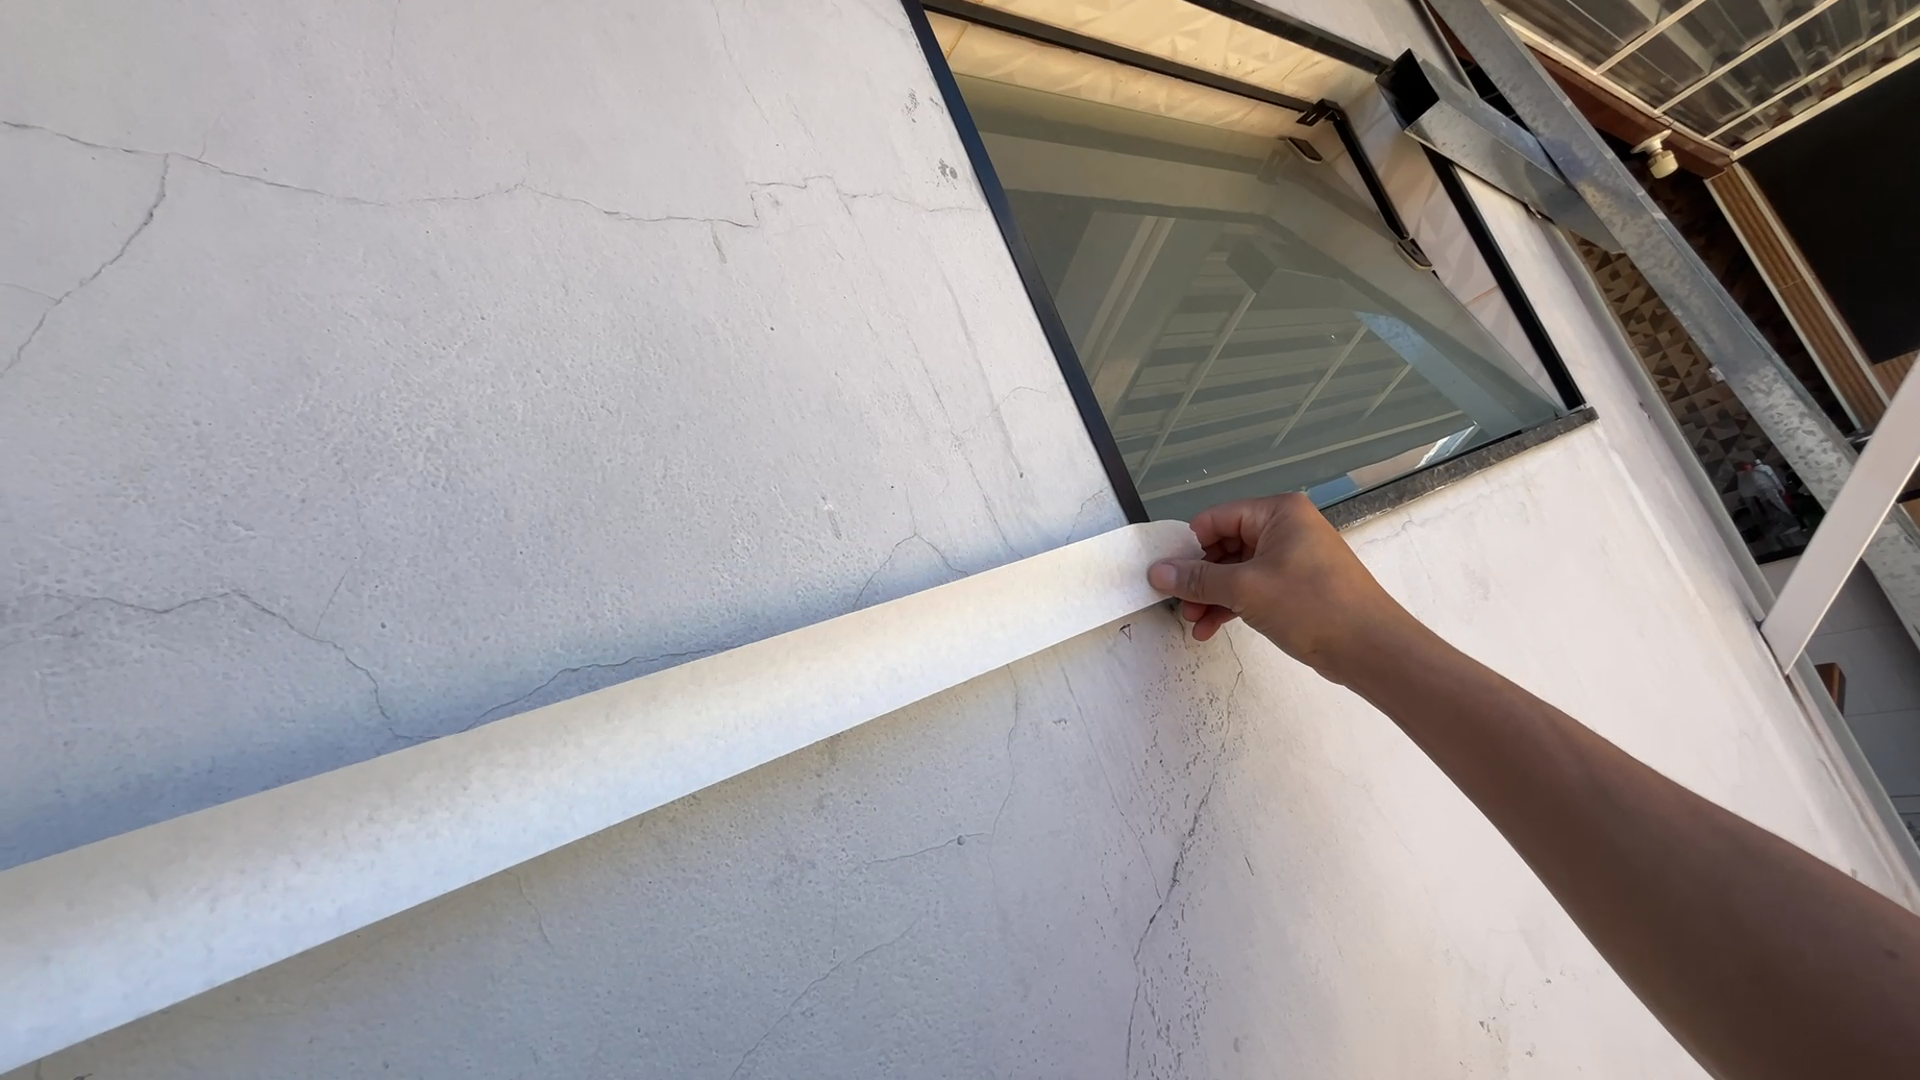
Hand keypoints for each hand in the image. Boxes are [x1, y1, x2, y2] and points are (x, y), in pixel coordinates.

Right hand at [1146, 494, 1421, 684]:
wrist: (1372, 649)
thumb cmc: (1312, 606)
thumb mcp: (1245, 590)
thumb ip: (1197, 579)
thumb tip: (1157, 572)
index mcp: (1277, 512)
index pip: (1215, 519)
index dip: (1187, 547)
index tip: (1166, 575)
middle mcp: (1285, 528)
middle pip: (1223, 545)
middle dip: (1199, 578)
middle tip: (1179, 604)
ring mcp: (1292, 557)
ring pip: (1235, 570)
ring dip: (1211, 596)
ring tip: (1194, 623)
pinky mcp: (1296, 586)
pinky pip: (1252, 587)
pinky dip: (1230, 605)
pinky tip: (1210, 628)